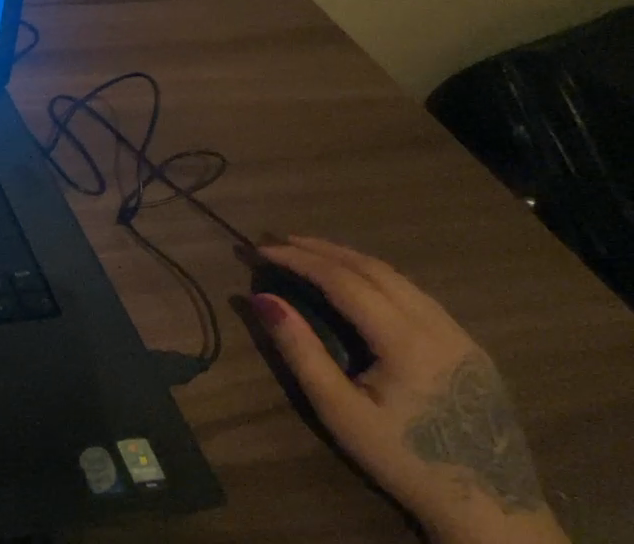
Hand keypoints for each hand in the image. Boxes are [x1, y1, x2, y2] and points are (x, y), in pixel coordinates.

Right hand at [250, 236, 566, 543]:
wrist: (490, 509)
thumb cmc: (402, 458)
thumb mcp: (338, 409)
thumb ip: (300, 350)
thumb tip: (260, 298)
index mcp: (408, 342)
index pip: (345, 281)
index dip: (299, 259)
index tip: (260, 249)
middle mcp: (441, 328)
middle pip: (375, 270)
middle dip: (322, 249)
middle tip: (277, 241)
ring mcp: (462, 336)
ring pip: (400, 279)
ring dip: (350, 259)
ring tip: (309, 253)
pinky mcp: (470, 348)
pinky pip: (416, 296)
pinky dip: (376, 277)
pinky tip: (355, 283)